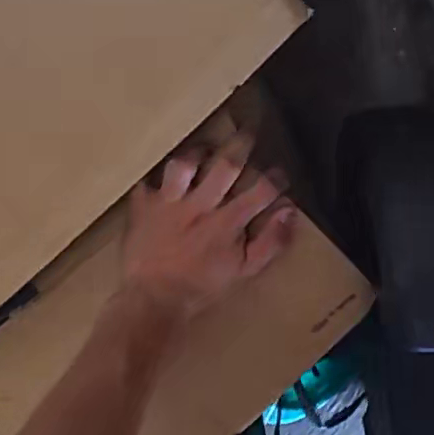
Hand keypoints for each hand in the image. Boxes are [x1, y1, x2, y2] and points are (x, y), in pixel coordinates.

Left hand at [118, 133, 296, 334]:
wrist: (154, 301)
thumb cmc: (202, 288)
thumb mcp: (244, 271)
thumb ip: (271, 241)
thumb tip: (289, 213)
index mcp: (228, 222)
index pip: (260, 190)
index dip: (275, 178)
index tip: (281, 174)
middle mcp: (200, 206)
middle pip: (225, 165)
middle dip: (241, 146)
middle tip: (248, 133)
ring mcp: (169, 204)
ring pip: (184, 164)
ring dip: (196, 153)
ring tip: (204, 149)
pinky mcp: (144, 207)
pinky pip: (146, 182)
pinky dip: (153, 178)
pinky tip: (160, 178)